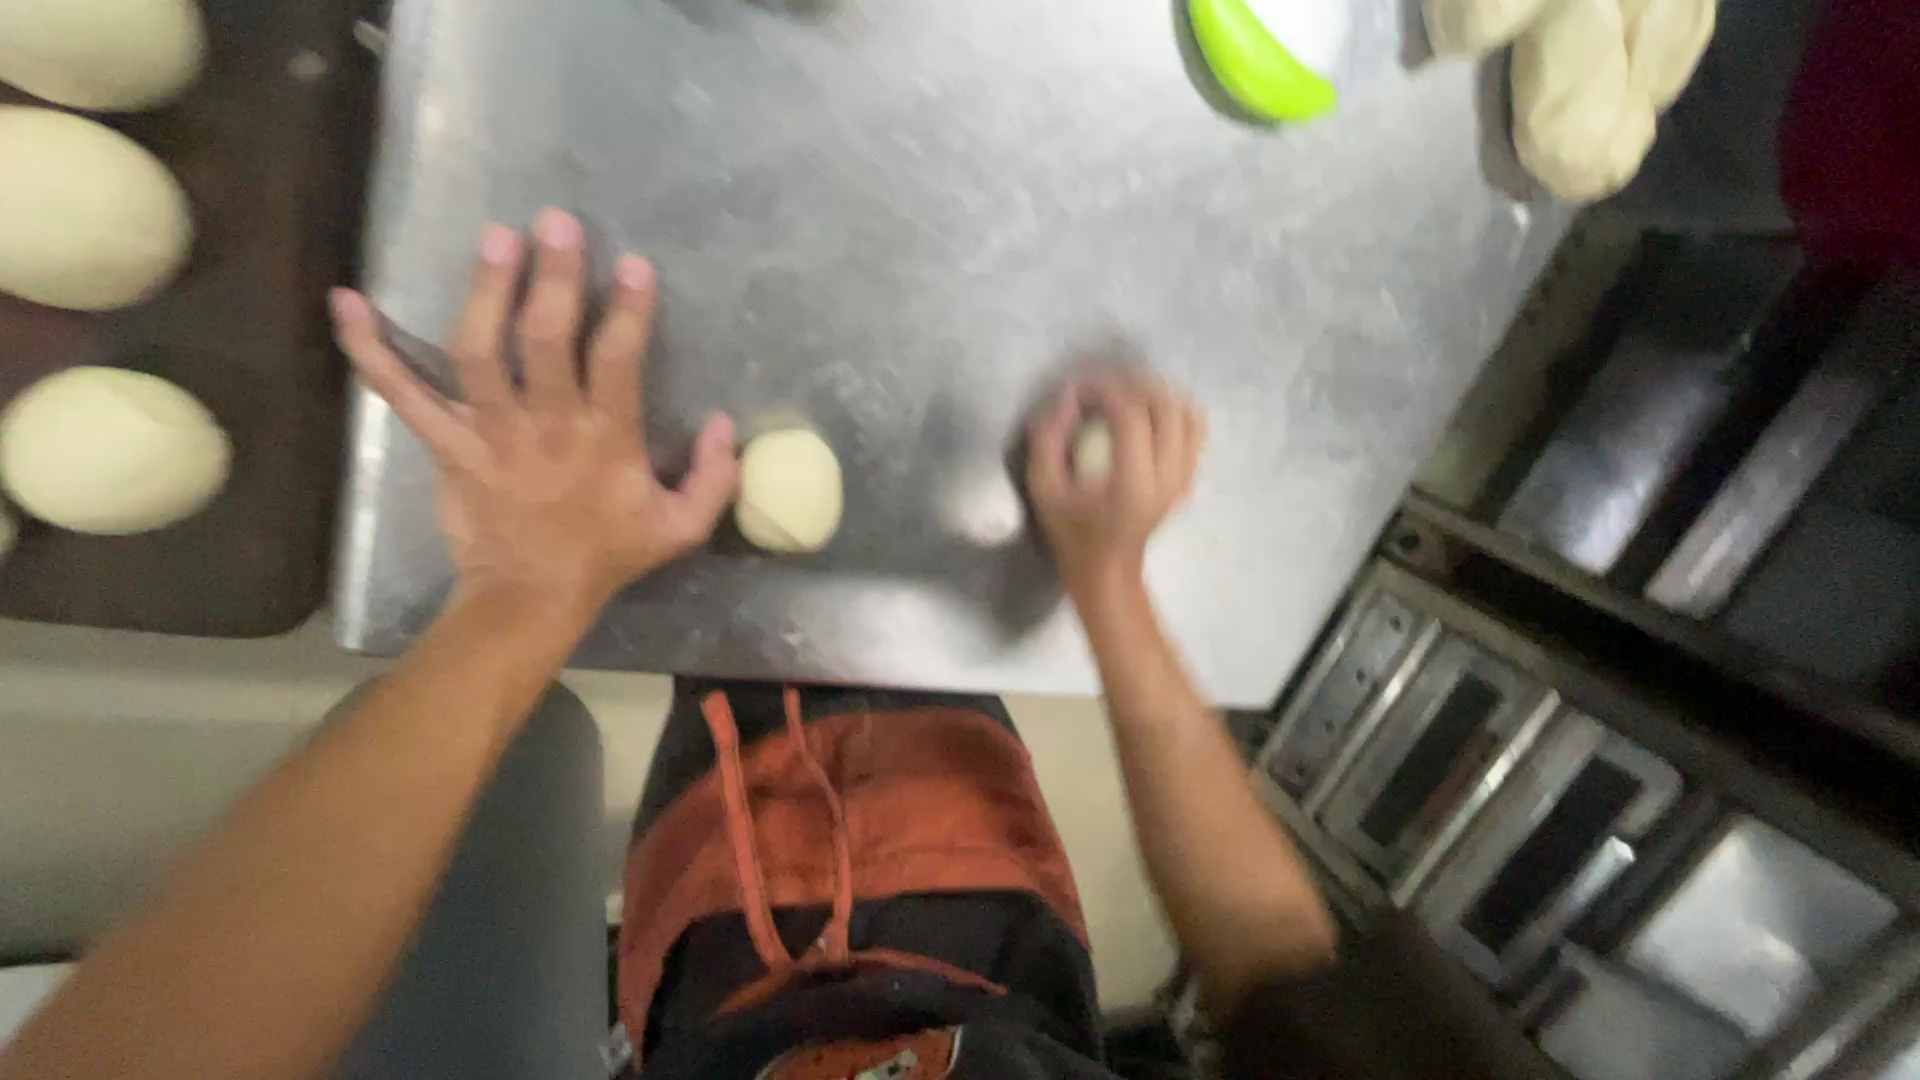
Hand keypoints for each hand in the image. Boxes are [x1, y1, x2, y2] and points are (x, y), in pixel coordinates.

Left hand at [329, 208, 739, 627]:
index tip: (634, 267)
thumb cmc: (610, 554)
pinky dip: (371, 350)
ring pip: (478, 354)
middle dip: (552, 279)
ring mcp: (489, 436)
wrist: (533, 596)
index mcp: (607, 444)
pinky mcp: (446, 447)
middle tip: (556, 223)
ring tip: (495, 240)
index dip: (627, 313)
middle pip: (544, 342)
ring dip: (484, 293)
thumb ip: (715, 479)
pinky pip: (403, 395)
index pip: (617, 365)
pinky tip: (348, 302)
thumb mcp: (682, 529)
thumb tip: (726, 425)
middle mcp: (547, 429)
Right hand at [1027, 370, 1205, 604]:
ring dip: (1157, 395)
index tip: (1081, 389)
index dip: (1106, 390)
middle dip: (1133, 385)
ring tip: (1126, 396)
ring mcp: (1183, 479)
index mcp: (1131, 486)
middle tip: (1103, 387)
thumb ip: (1048, 440)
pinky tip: (1147, 415)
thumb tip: (1067, 398)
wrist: (1107, 570)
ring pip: (1187, 414)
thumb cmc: (1071, 534)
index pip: (1132, 417)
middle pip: (1166, 408)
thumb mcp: (1043, 490)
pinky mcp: (1187, 478)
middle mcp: (1167, 480)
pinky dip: (1174, 412)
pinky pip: (1195, 430)